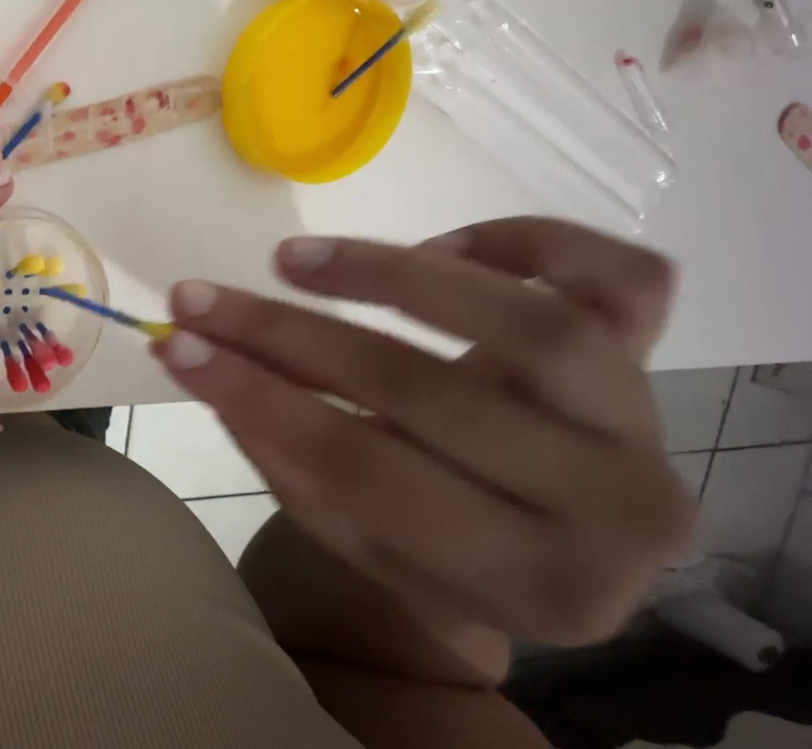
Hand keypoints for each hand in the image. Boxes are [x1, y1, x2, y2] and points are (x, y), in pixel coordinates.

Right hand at [156, 217, 694, 646]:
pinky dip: (532, 242)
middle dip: (291, 337)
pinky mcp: (653, 357)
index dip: (259, 399)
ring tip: (292, 258)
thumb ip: (267, 439)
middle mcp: (619, 510)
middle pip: (432, 393)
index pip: (368, 470)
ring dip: (393, 275)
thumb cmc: (415, 540)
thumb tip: (183, 349)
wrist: (530, 545)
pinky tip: (444, 246)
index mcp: (538, 585)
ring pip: (536, 327)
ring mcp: (645, 424)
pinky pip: (625, 279)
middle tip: (200, 298)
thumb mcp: (334, 523)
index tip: (174, 346)